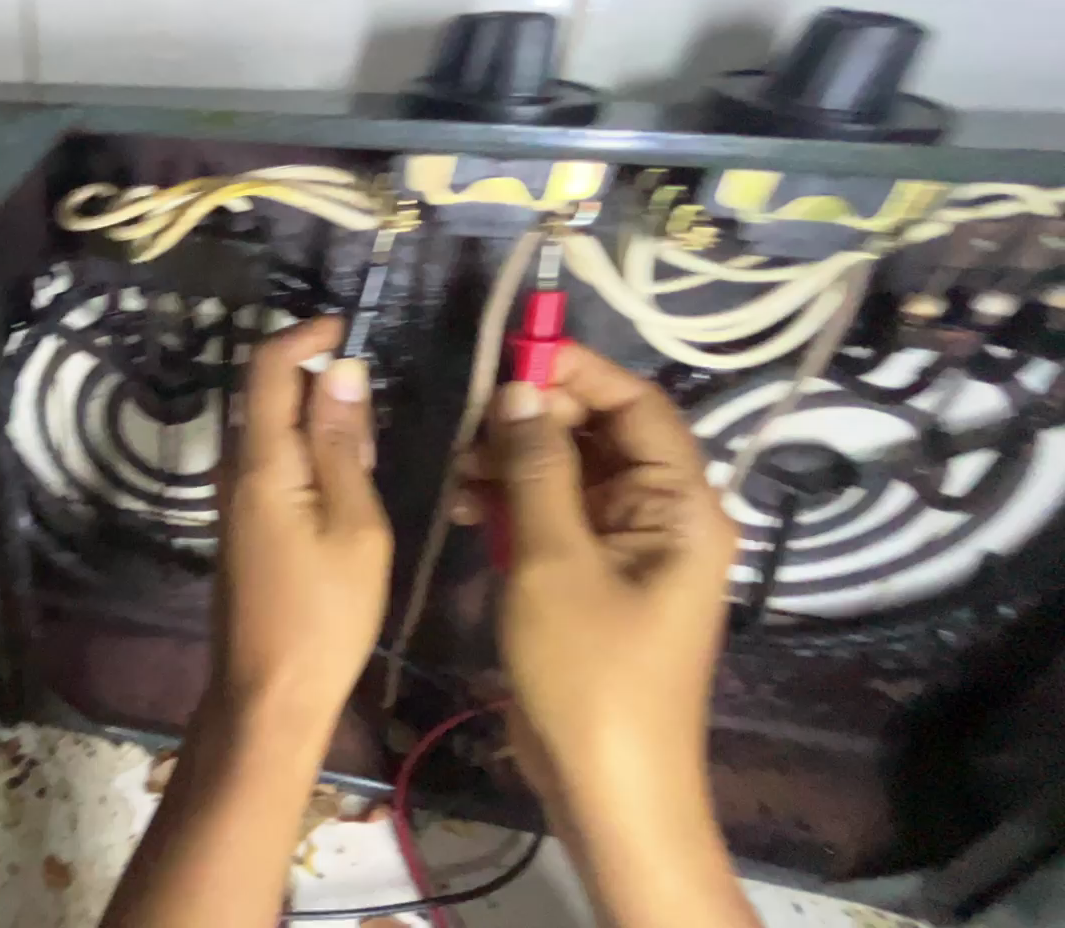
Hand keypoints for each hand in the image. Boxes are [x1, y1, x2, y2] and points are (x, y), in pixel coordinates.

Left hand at [214, 317, 392, 725]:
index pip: (267, 368)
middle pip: (264, 394)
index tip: (350, 329)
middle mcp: (234, 468)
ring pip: (268, 429)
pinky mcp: (240, 521)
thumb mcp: (354, 523)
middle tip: (372, 412)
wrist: (269, 689)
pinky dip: (303, 453)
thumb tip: (340, 369)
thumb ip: (340, 443)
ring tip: (366, 455)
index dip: (304, 336)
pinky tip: (341, 488)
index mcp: (261, 461)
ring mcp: (231, 496)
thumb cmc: (325, 612)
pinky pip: (268, 463)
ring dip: (313, 420)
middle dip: (315, 380)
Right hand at [461, 346, 736, 801]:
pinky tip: (463, 507)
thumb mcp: (552, 558)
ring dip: (510, 462)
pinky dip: (507, 501)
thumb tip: (516, 392)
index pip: (636, 405)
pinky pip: (549, 512)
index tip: (506, 355)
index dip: (575, 372)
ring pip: (564, 472)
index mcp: (679, 505)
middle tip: (466, 424)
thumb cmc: (587, 668)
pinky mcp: (586, 570)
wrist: (601, 778)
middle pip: (596, 435)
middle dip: (530, 421)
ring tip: (455, 472)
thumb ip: (536, 469)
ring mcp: (620, 544)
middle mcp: (658, 514)